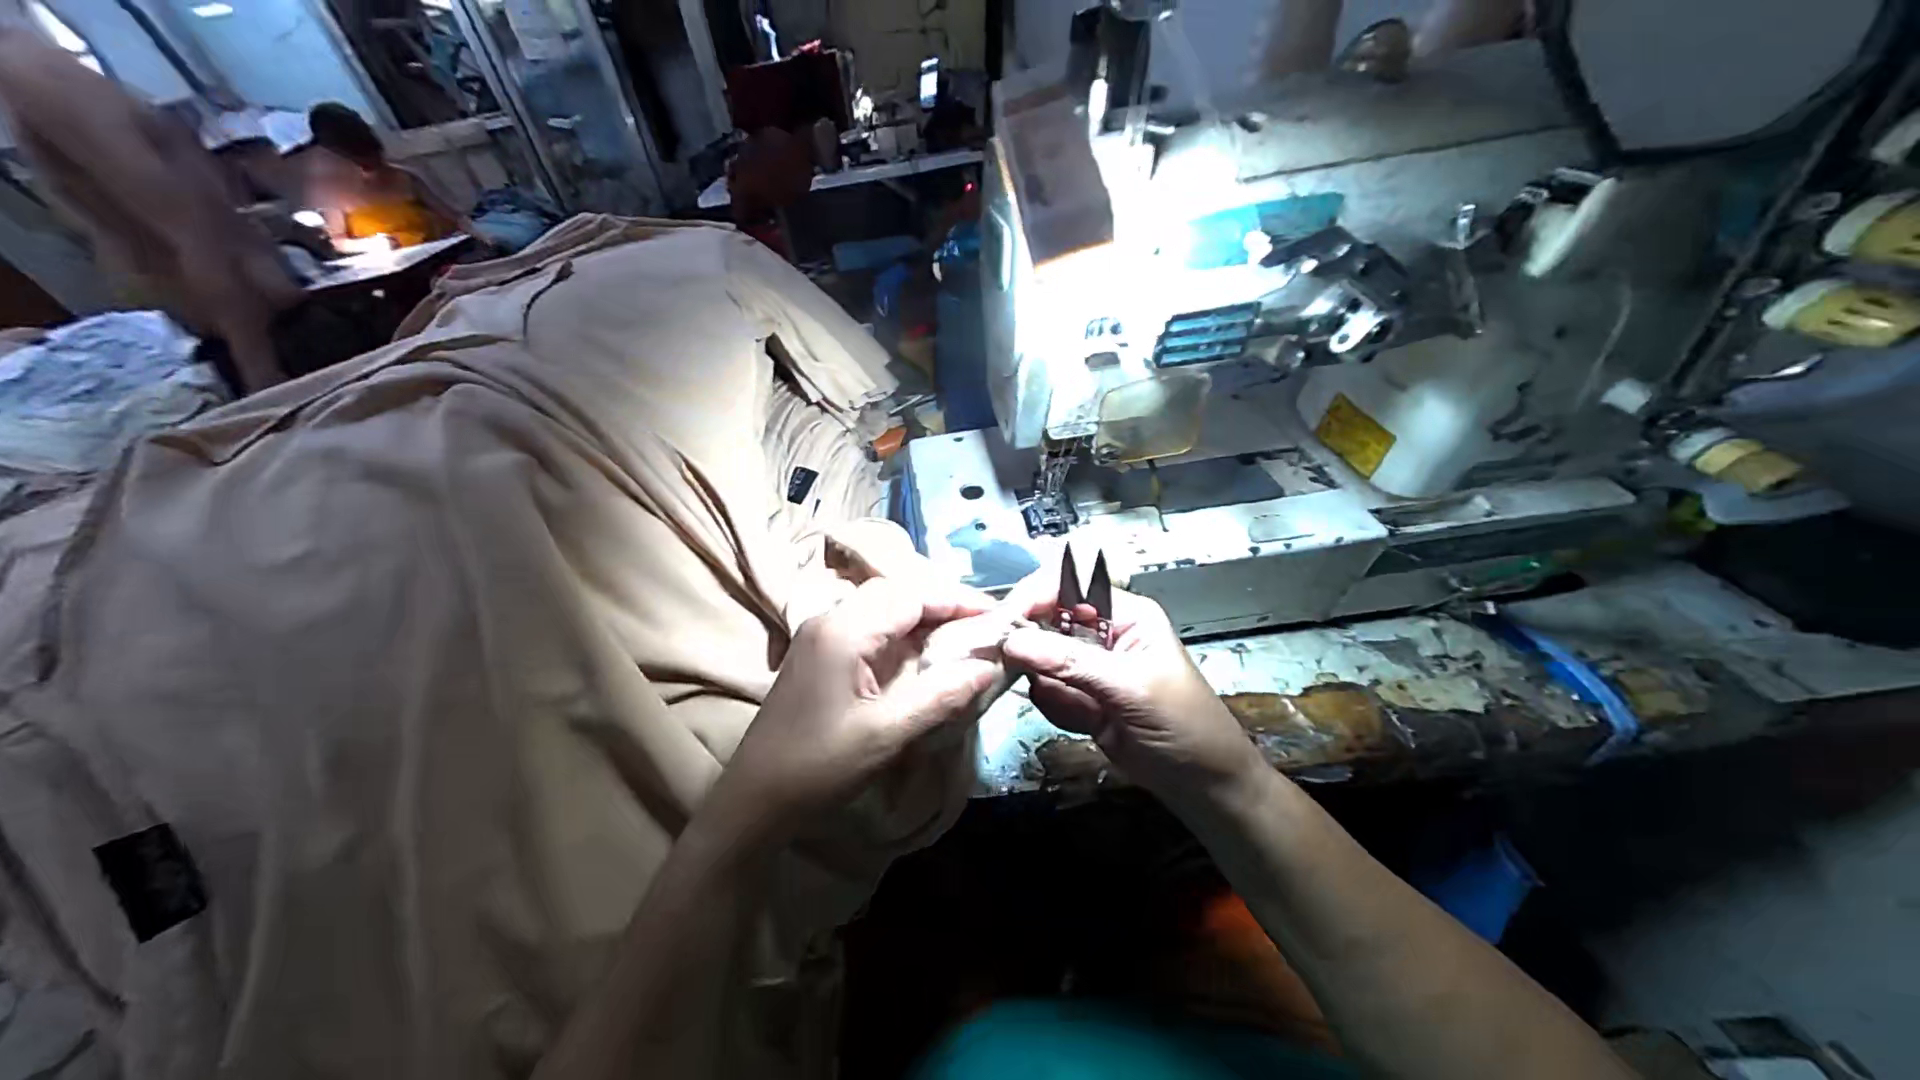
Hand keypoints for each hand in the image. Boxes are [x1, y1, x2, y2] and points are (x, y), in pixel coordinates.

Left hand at [713, 578, 1004, 840]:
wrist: (754, 799)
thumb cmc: (819, 766)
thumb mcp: (887, 734)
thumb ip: (940, 696)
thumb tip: (989, 666)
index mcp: (843, 631)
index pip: (910, 596)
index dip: (956, 600)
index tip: (995, 614)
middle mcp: (829, 621)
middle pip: (895, 593)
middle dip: (940, 604)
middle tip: (980, 625)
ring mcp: (819, 636)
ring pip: (880, 608)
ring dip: (920, 617)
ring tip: (959, 637)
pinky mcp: (818, 655)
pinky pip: (867, 628)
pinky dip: (899, 634)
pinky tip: (919, 656)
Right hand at [1000, 563, 1265, 803]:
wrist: (1204, 785)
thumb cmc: (1184, 726)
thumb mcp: (1130, 688)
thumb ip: (1070, 662)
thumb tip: (1012, 641)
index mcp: (1123, 613)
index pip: (1066, 586)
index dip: (1032, 597)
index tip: (1002, 623)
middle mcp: (1101, 633)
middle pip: (1045, 619)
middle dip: (1030, 645)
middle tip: (1012, 666)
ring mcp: (1088, 667)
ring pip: (1040, 660)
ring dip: (1049, 686)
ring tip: (1082, 710)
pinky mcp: (1080, 698)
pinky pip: (1047, 692)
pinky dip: (1057, 708)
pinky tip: (1087, 724)